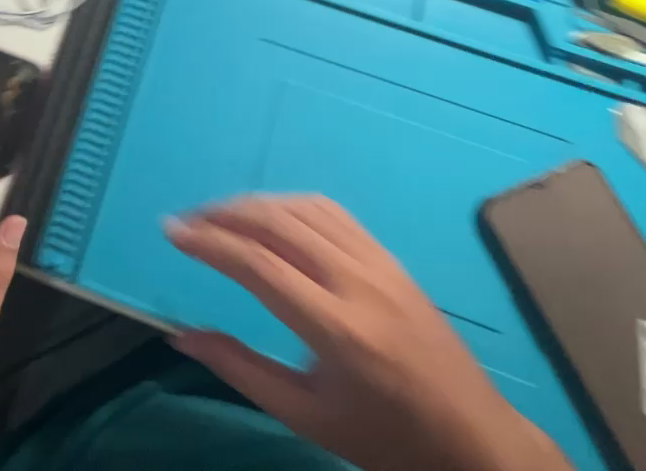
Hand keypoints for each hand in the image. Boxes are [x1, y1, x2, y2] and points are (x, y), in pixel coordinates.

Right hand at [166, 195, 570, 470]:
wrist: (474, 440)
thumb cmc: (383, 437)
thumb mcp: (306, 417)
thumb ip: (241, 370)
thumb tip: (180, 335)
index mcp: (337, 329)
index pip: (258, 266)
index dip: (209, 242)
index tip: (171, 231)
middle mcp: (358, 283)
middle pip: (278, 223)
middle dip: (223, 214)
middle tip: (186, 221)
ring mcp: (380, 264)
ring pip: (304, 208)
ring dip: (254, 204)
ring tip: (218, 216)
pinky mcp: (391, 258)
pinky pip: (333, 212)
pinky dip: (290, 204)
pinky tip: (270, 216)